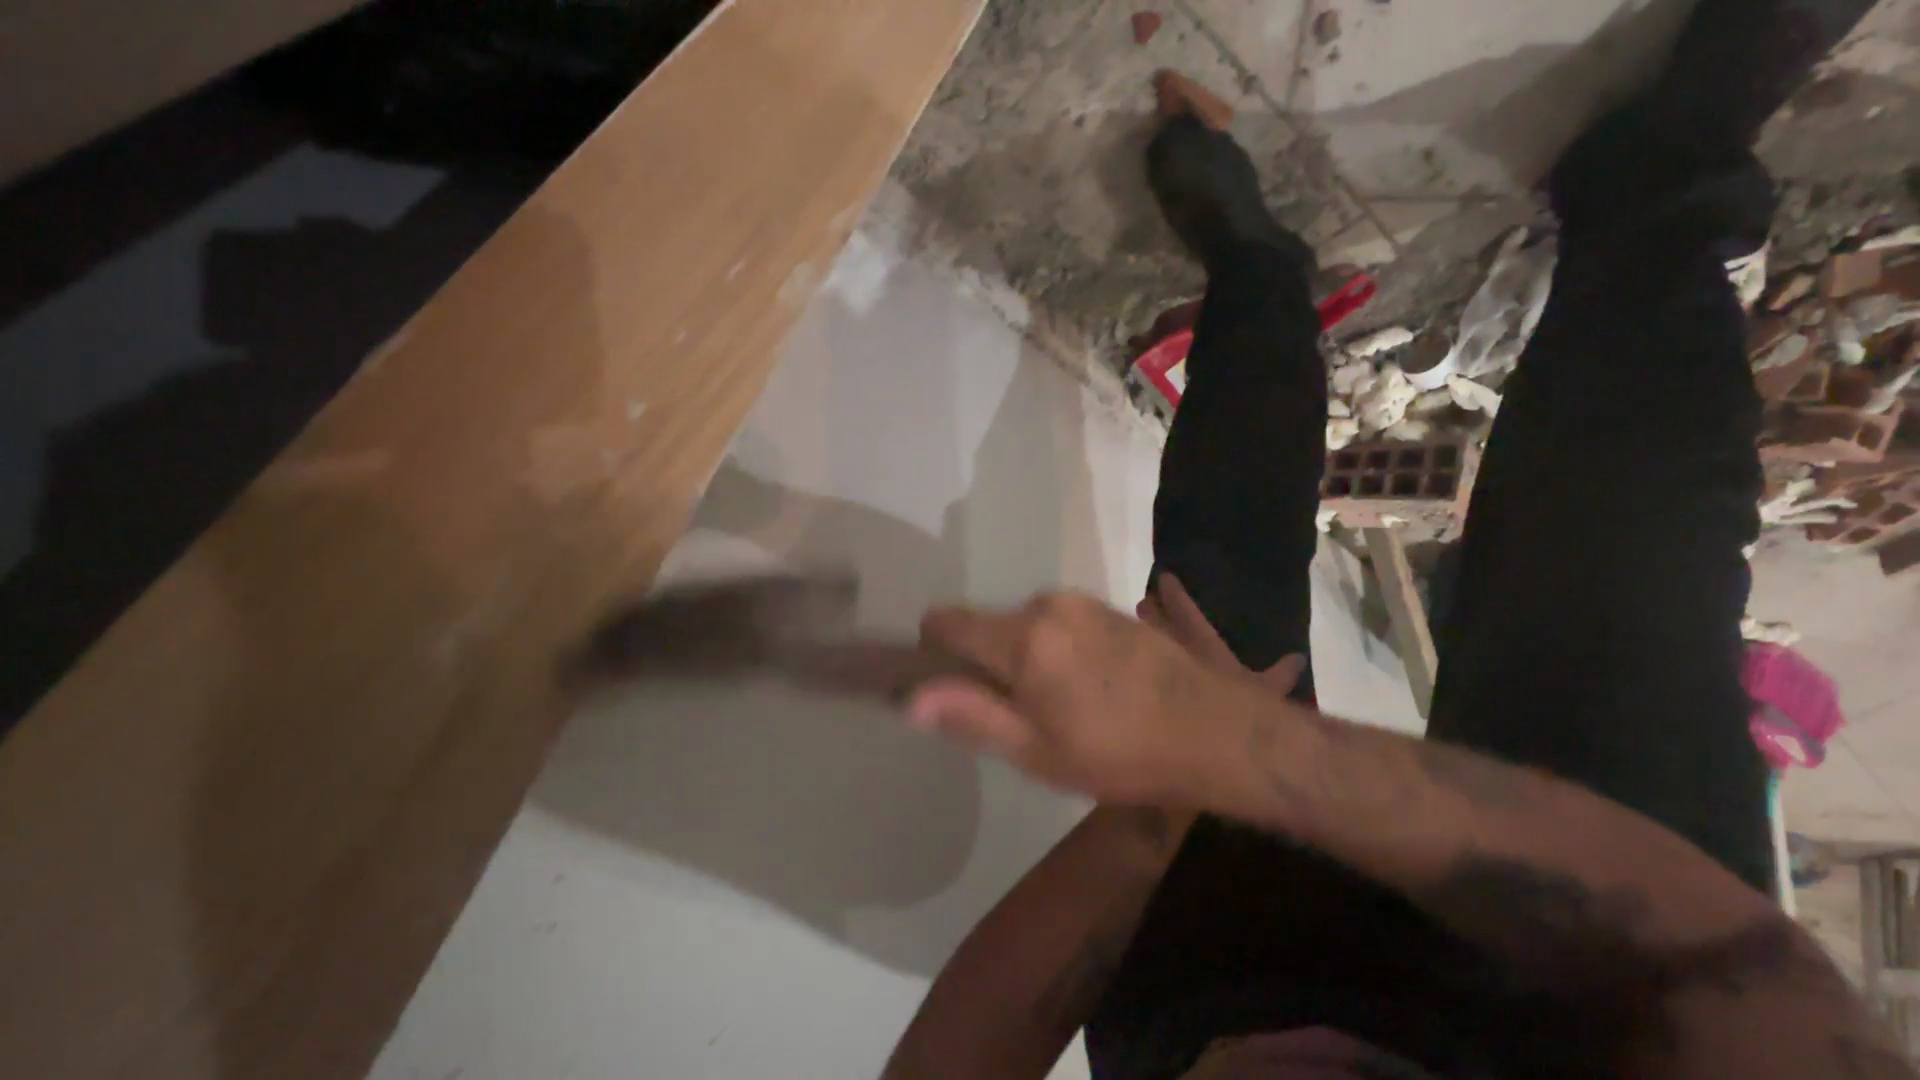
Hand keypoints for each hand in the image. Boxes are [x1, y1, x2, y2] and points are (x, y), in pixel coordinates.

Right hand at [907, 583, 1295, 804]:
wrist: (1218, 731)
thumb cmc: (1122, 754)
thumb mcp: (1038, 752)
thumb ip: (971, 717)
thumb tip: (910, 698)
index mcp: (1023, 638)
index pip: (945, 623)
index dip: (932, 654)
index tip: (947, 690)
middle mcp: (1048, 604)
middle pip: (987, 626)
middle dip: (987, 664)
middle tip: (1019, 717)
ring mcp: (1084, 602)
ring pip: (1024, 625)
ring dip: (1025, 657)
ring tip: (1061, 707)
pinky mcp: (1111, 607)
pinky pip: (1058, 622)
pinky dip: (1055, 649)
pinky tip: (1089, 689)